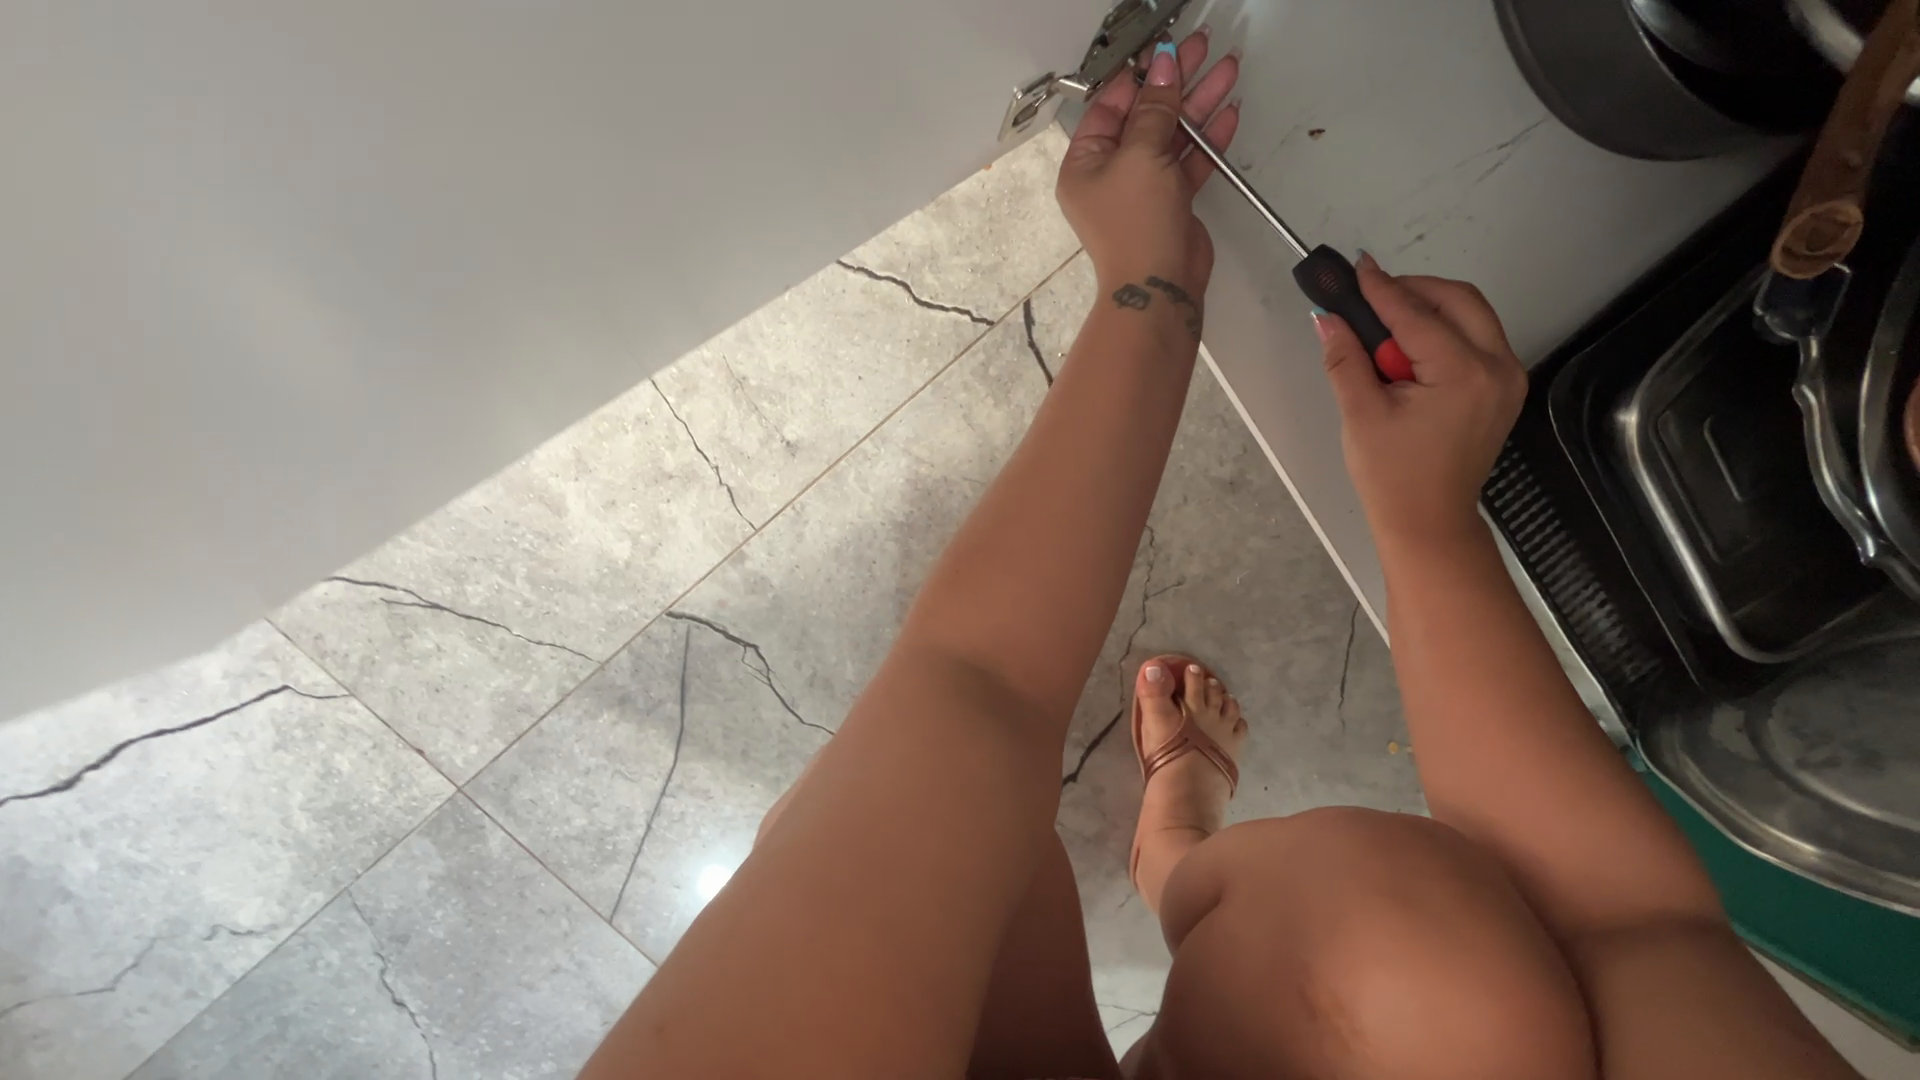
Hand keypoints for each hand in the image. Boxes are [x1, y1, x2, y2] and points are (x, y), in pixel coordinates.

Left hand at [1056, 31, 1240, 320]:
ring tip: (1227, 72)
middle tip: (1202, 51)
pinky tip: (1226, 113)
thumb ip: (1154, 108)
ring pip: (1170, 137)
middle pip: (1143, 117)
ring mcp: (1140, 190)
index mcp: (1083, 165)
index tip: (1165, 53)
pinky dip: (1207, 140)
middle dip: (1175, 84)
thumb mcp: (1140, 155)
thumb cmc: (1136, 227)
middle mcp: (1109, 176)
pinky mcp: (1169, 203)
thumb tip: (1163, 67)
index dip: (1138, 78)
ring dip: (1198, 106)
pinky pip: (1188, 162)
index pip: (1109, 108)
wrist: (1158, 285)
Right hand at [1317, 256, 1527, 549]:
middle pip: (1459, 301)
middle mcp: (1498, 366)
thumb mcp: (1361, 415)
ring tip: (1384, 324)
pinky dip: (1443, 333)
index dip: (1381, 290)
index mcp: (1463, 373)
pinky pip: (1475, 341)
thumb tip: (1329, 320)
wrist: (1429, 522)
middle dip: (1413, 291)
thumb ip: (1346, 361)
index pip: (1416, 316)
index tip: (1356, 267)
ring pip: (1472, 317)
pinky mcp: (1502, 390)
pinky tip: (1408, 349)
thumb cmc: (1391, 476)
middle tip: (1370, 296)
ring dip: (1428, 310)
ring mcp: (1507, 378)